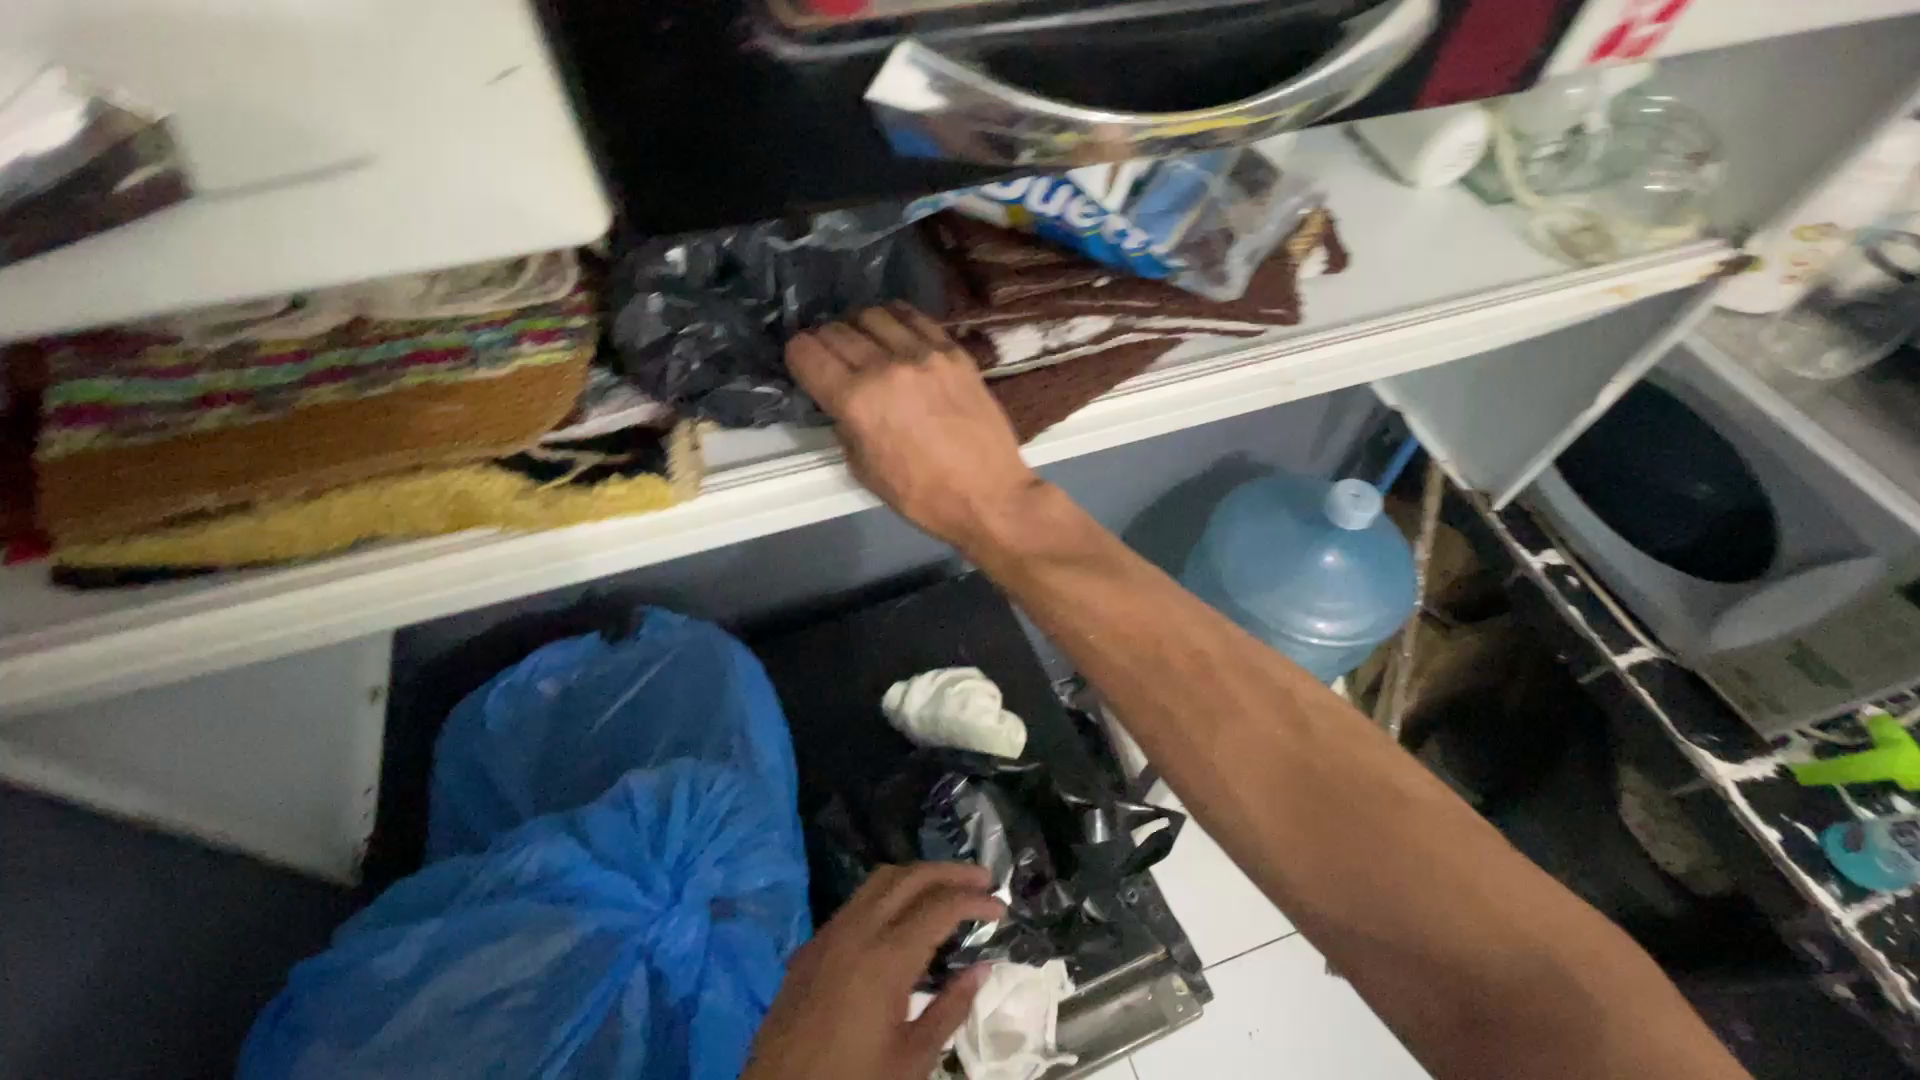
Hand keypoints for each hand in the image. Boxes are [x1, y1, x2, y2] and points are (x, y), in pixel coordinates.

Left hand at [741, 862, 1006, 1079]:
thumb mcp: (912, 1059)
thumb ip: (950, 1008)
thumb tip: (982, 968)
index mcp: (885, 959)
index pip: (940, 907)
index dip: (975, 901)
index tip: (1001, 907)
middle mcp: (856, 931)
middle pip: (910, 877)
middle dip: (951, 872)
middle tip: (984, 879)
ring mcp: (829, 934)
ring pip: (879, 880)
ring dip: (918, 876)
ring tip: (948, 888)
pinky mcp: (811, 946)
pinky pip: (856, 902)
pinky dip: (888, 894)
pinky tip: (904, 917)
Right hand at [786, 305, 1046, 551]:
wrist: (988, 494)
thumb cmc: (922, 495)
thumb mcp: (864, 470)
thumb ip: (844, 426)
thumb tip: (839, 401)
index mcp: (856, 401)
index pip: (806, 353)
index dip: (797, 356)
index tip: (802, 364)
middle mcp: (885, 367)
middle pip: (836, 330)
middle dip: (824, 341)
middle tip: (830, 356)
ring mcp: (924, 354)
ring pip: (873, 315)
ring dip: (858, 326)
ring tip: (863, 342)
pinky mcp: (955, 352)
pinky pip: (915, 318)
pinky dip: (896, 319)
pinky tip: (895, 332)